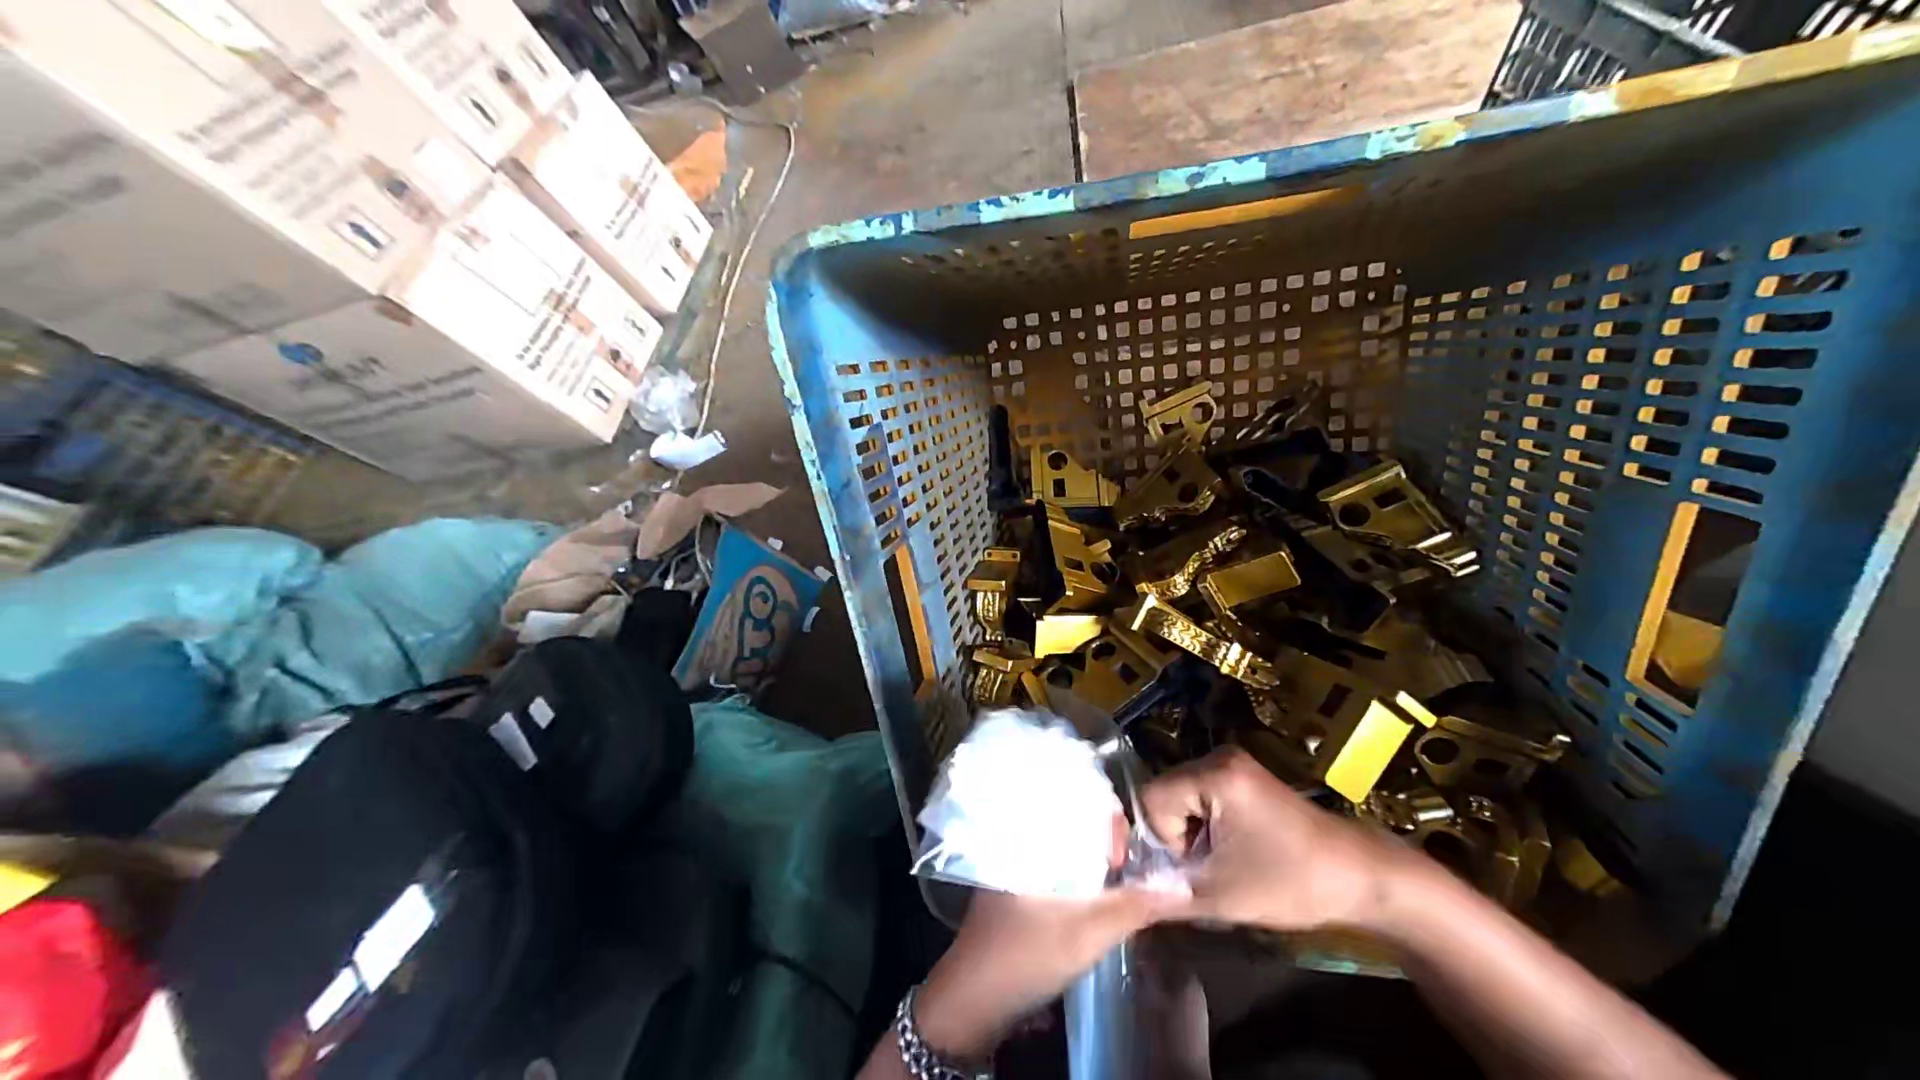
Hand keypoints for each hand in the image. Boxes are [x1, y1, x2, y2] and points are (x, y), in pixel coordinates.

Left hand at [912, 822, 1183, 1060]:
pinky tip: (1096, 893)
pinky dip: (1078, 876)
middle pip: (1072, 826)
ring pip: (1064, 849)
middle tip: (1130, 869)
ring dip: (1093, 862)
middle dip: (1106, 844)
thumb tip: (1184, 884)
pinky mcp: (1015, 888)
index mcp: (1027, 834)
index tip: (1127, 857)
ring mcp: (1013, 865)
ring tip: (1121, 879)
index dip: (1110, 824)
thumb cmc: (1027, 954)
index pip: (1076, 804)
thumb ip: (1135, 905)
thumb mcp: (1088, 931)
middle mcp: (1018, 841)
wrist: (973, 1000)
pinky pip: (1055, 867)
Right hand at [1139, 746, 1423, 932]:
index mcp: (1213, 773)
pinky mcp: (1244, 778)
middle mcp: (1218, 757)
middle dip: (1174, 838)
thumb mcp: (1221, 896)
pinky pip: (1201, 798)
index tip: (1189, 872)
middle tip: (1204, 871)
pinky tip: (1231, 853)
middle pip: (1163, 795)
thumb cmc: (1292, 883)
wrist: (1363, 877)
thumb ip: (1164, 894)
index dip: (1160, 841)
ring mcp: (1233, 764)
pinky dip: (1205, 827)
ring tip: (1220, 865)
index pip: (1150, 800)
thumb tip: (1119, 900)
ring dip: (1190, 836)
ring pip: (1180, 799)